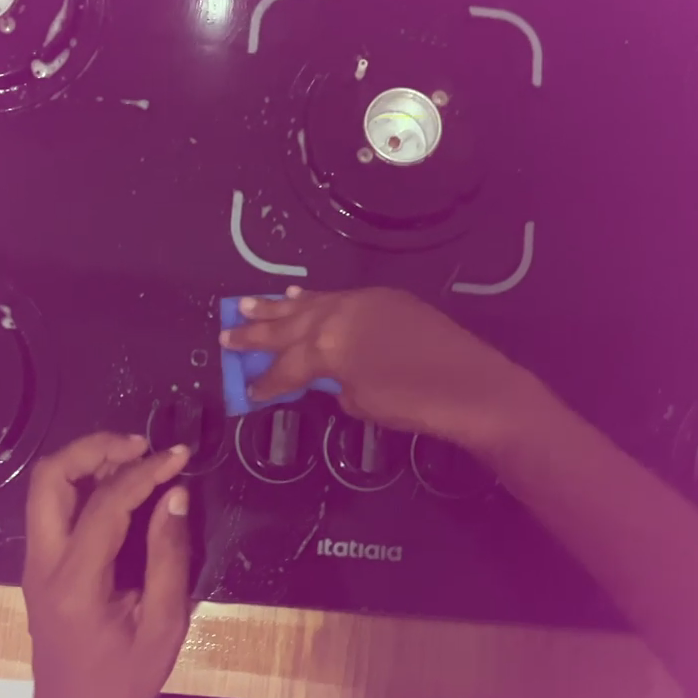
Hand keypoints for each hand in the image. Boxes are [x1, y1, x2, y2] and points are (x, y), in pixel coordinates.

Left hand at [21, 432, 193, 697]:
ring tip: (136, 458)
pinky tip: (121, 485)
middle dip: (95, 448)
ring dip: (87, 461)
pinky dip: (84, 482)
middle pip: (49, 477)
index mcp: (76, 582)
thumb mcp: (164, 626)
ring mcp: (35, 562)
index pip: (105, 504)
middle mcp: (44, 563)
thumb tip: (175, 495)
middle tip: (142, 446)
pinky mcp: (41, 564)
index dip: (145, 472)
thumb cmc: (123, 682)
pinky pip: (53, 505)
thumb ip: (169, 557)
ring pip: (45, 486)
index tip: (179, 456)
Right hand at [219, 287, 548, 452]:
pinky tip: (298, 294)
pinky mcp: (383, 298)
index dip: (266, 382)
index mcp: (326, 346)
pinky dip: (314, 298)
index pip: (285, 366)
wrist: (471, 384)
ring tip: (248, 305)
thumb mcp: (362, 402)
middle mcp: (336, 315)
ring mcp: (360, 301)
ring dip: (277, 306)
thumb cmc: (413, 403)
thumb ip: (333, 383)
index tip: (248, 391)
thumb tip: (326, 376)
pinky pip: (337, 296)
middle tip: (225, 333)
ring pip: (310, 302)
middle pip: (286, 325)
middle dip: (255, 333)